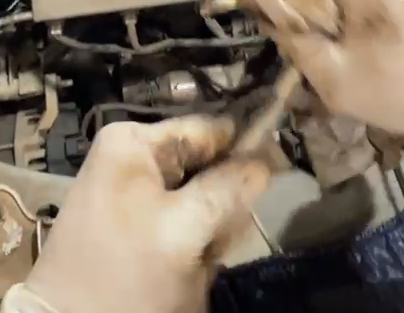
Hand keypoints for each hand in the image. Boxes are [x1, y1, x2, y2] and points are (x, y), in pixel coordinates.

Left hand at [8, 115, 271, 312]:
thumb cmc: (124, 274)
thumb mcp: (182, 230)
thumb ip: (226, 191)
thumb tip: (267, 161)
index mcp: (134, 141)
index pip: (207, 129)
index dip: (245, 148)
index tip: (279, 167)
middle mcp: (132, 156)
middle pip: (205, 166)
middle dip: (221, 203)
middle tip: (219, 237)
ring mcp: (132, 191)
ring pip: (198, 200)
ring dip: (209, 231)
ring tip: (198, 258)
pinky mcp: (134, 226)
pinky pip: (181, 225)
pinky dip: (192, 247)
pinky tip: (186, 270)